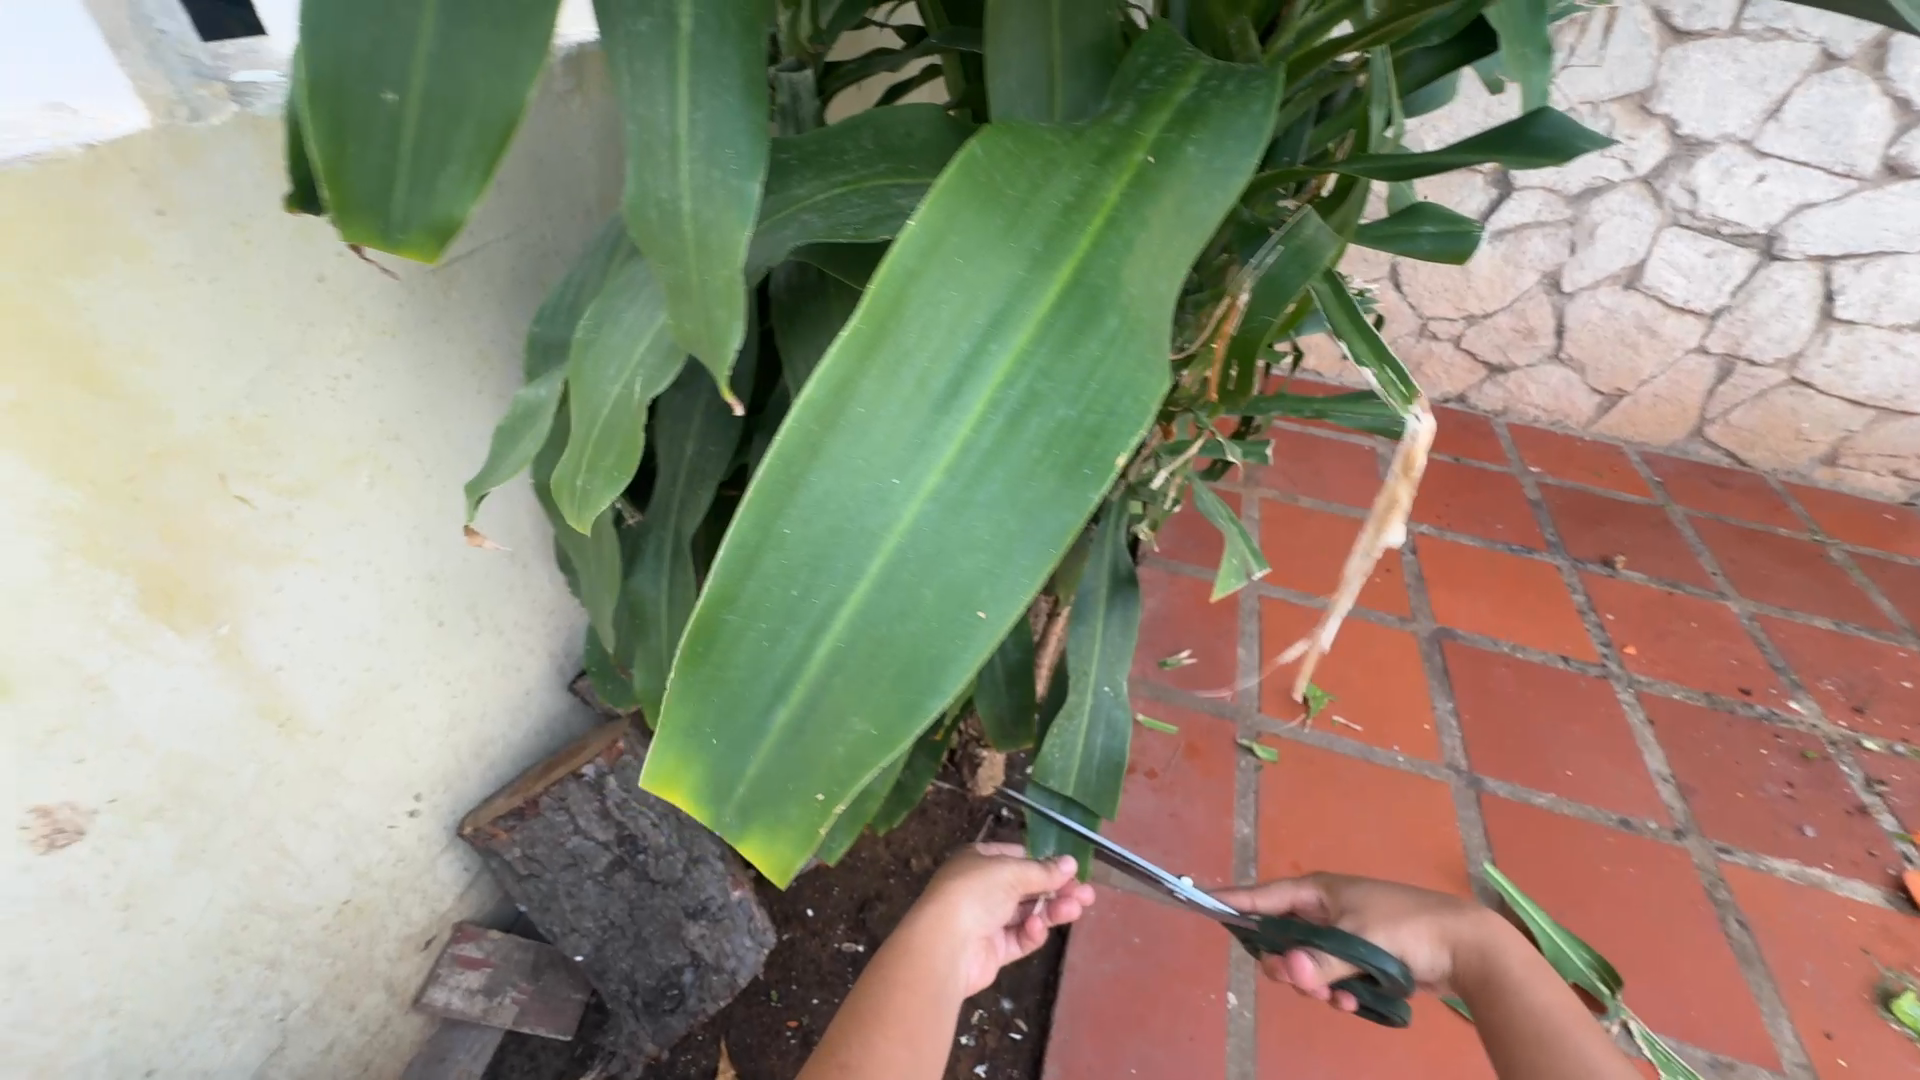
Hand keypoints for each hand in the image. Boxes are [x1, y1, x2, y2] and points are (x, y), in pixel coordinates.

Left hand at [899, 842, 1097, 994]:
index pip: (1017, 857)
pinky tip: (1038, 928)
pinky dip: (1032, 933)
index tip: (1071, 870)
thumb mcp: (1011, 871)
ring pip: (1027, 913)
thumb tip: (1071, 863)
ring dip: (1052, 910)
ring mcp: (987, 919)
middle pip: (1027, 887)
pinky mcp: (993, 949)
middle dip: (1057, 889)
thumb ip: (1043, 871)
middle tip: (1087, 893)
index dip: (1044, 863)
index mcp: (980, 860)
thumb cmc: (974, 892)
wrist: (944, 944)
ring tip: (1076, 908)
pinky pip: (1019, 937)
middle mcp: (982, 887)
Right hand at [1212, 873, 1506, 1012]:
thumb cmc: (1405, 927)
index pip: (1262, 895)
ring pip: (1306, 962)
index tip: (1202, 904)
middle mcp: (1322, 910)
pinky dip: (1336, 992)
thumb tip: (1283, 970)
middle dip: (1287, 965)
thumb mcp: (1360, 942)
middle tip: (1300, 984)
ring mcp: (1340, 934)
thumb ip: (1320, 960)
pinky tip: (1352, 1004)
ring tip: (1337, 1000)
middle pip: (1281, 938)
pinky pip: (1330, 977)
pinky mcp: (1358, 958)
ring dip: (1314, 984)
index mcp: (1316, 891)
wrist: (1464, 944)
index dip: (1234, 902)